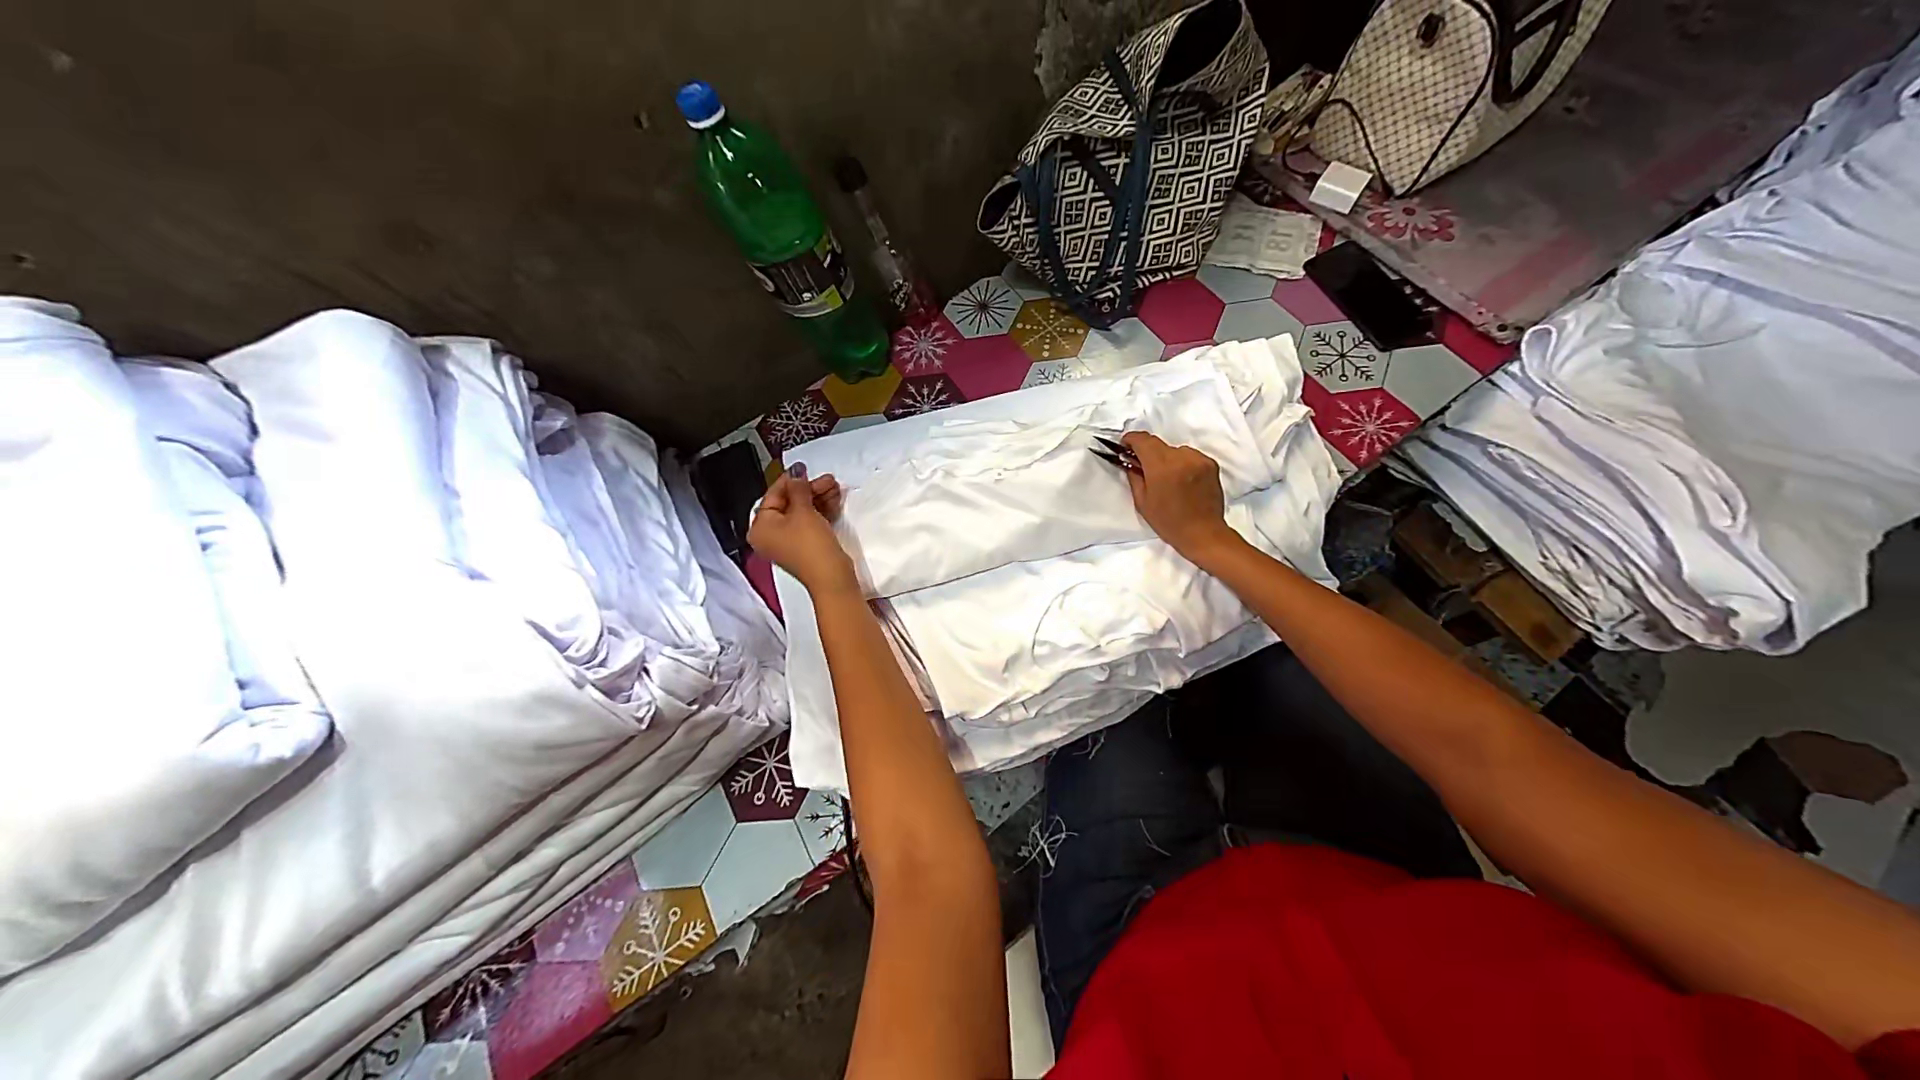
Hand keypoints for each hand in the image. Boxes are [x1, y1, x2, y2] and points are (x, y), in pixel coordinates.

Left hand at [749, 465, 858, 594]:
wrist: (831, 576)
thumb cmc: (811, 545)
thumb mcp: (802, 511)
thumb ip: (798, 488)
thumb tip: (796, 472)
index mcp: (760, 527)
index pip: (772, 495)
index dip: (790, 481)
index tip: (804, 470)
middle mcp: (769, 535)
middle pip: (788, 503)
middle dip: (809, 490)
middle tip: (828, 480)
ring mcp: (787, 541)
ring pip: (801, 512)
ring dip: (818, 498)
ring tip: (835, 488)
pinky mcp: (804, 545)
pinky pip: (809, 522)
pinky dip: (820, 511)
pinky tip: (834, 500)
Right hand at [1120, 432, 1243, 566]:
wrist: (1202, 533)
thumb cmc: (1169, 522)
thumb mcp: (1142, 502)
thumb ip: (1134, 476)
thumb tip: (1130, 462)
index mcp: (1161, 467)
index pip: (1143, 440)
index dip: (1131, 439)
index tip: (1125, 445)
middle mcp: (1182, 457)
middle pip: (1158, 444)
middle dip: (1148, 452)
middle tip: (1144, 467)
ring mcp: (1199, 459)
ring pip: (1175, 450)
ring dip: (1167, 459)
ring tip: (1166, 478)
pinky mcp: (1211, 464)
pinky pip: (1190, 456)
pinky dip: (1182, 463)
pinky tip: (1182, 480)